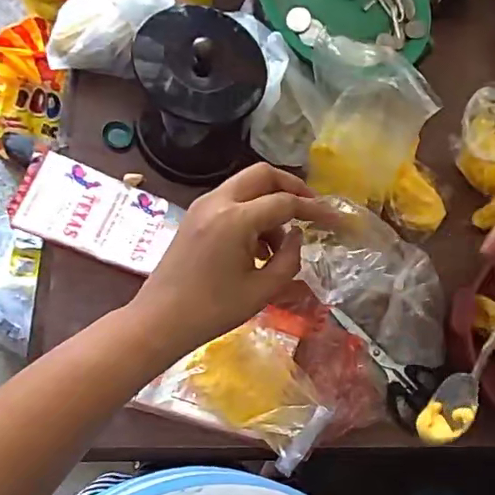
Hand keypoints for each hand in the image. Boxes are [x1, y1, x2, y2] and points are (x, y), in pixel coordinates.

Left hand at [130, 164, 336, 354]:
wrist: (160, 320)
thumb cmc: (212, 311)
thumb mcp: (261, 291)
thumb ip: (289, 259)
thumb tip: (297, 236)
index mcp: (235, 219)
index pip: (285, 202)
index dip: (315, 209)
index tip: (335, 218)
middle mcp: (217, 202)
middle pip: (262, 175)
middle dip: (291, 187)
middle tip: (310, 210)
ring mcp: (202, 206)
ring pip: (245, 186)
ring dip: (269, 203)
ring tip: (280, 244)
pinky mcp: (194, 217)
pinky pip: (230, 201)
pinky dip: (250, 212)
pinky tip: (256, 248)